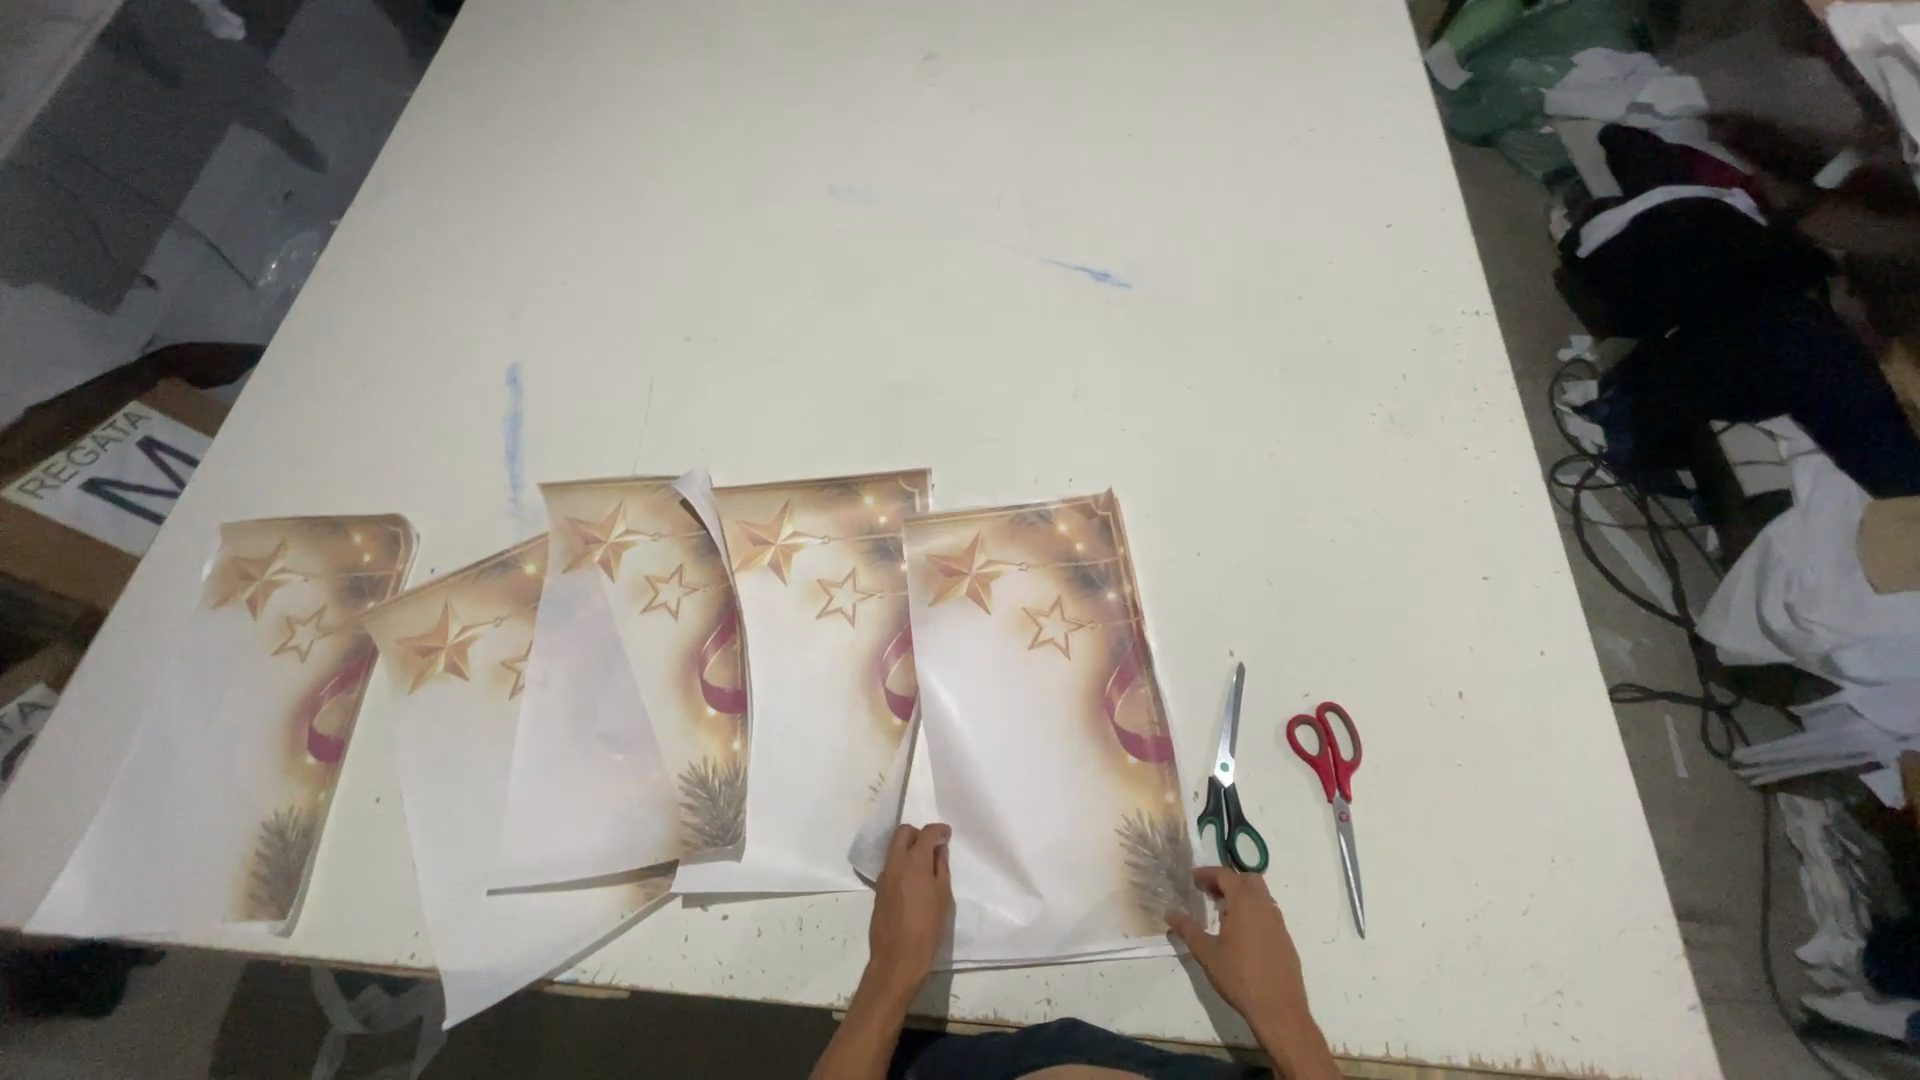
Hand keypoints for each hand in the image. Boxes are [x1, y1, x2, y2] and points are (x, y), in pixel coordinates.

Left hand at [865, 823, 952, 997]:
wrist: (897, 958)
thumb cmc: (927, 928)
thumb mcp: (943, 897)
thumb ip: (941, 868)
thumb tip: (939, 850)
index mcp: (914, 863)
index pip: (926, 833)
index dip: (939, 830)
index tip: (947, 834)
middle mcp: (895, 864)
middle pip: (903, 832)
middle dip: (919, 833)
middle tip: (933, 846)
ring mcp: (884, 876)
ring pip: (894, 848)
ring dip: (909, 847)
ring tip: (925, 865)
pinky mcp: (878, 890)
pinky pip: (891, 865)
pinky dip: (902, 863)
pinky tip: (913, 881)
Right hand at [1168, 865, 1328, 1071]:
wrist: (1279, 1010)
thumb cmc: (1239, 976)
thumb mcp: (1207, 953)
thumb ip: (1187, 929)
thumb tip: (1170, 913)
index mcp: (1245, 904)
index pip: (1227, 875)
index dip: (1208, 873)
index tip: (1193, 878)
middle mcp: (1265, 907)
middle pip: (1248, 880)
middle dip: (1228, 880)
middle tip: (1209, 892)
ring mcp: (1279, 924)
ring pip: (1261, 897)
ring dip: (1242, 896)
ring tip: (1222, 913)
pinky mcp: (1286, 941)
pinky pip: (1268, 915)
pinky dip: (1253, 912)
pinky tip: (1241, 934)